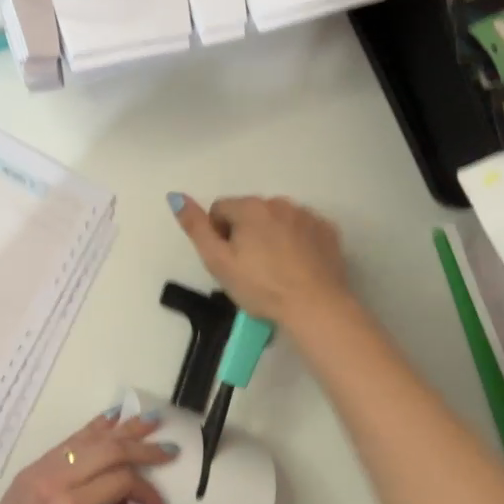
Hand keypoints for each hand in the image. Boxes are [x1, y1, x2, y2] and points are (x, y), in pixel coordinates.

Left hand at [0, 412, 173, 503]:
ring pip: (87, 439)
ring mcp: (41, 469)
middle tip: (169, 448)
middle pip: (107, 450)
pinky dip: (92, 430)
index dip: (146, 490)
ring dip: (120, 429)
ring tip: (148, 420)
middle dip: (141, 447)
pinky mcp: (32, 466)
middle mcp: (57, 480)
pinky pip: (68, 442)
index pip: (121, 481)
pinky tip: (111, 421)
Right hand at [169, 193, 349, 325]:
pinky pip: (303, 229)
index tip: (228, 261)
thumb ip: (196, 226)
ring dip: (271, 235)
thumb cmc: (260, 287)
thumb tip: (175, 196)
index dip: (218, 235)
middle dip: (245, 233)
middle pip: (250, 212)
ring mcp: (307, 215)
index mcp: (250, 207)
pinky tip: (297, 266)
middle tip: (250, 268)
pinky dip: (297, 241)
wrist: (315, 307)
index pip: (220, 210)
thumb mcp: (218, 261)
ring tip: (275, 269)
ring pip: (277, 219)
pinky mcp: (328, 231)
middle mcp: (279, 202)